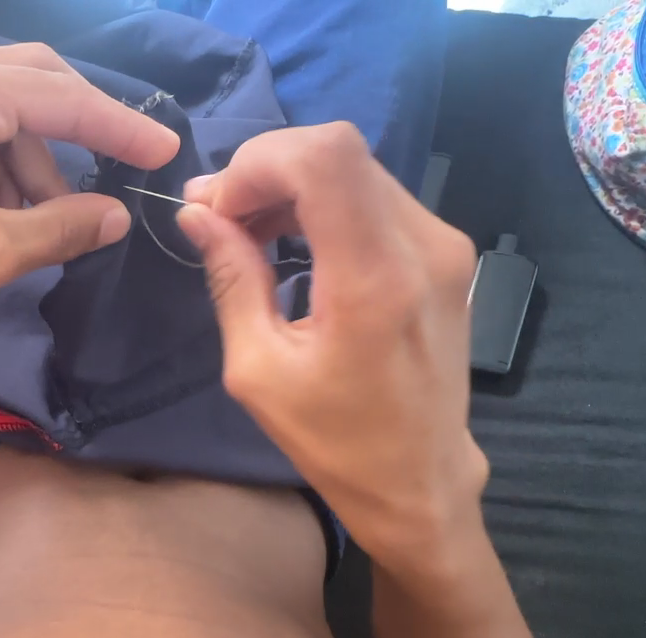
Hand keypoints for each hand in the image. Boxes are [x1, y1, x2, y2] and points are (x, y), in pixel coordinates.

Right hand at [174, 123, 488, 576]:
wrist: (416, 478)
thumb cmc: (331, 440)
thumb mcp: (258, 371)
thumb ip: (232, 282)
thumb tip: (199, 217)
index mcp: (372, 280)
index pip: (323, 158)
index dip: (257, 162)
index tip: (216, 209)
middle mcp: (421, 245)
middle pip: (339, 151)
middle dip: (265, 172)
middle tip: (217, 217)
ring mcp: (443, 244)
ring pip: (358, 169)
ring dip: (292, 186)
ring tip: (246, 231)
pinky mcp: (446, 253)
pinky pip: (376, 198)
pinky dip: (324, 204)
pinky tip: (290, 240)